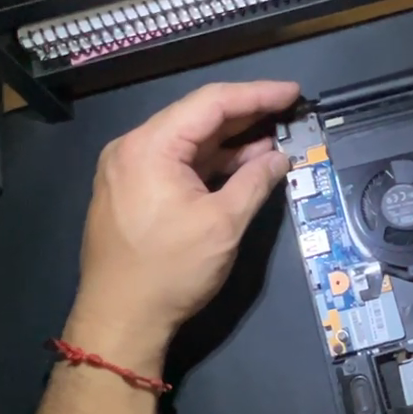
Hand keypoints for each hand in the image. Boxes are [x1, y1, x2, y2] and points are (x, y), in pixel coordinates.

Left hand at [65, 81, 299, 370]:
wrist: (119, 320)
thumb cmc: (170, 271)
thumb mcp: (222, 225)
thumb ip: (255, 182)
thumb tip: (280, 158)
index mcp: (150, 146)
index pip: (210, 103)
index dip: (257, 94)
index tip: (293, 93)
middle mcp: (133, 148)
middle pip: (197, 117)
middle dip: (246, 115)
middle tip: (289, 111)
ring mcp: (129, 170)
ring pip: (189, 142)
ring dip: (231, 141)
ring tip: (275, 138)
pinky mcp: (133, 191)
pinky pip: (178, 164)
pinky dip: (211, 163)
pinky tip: (244, 164)